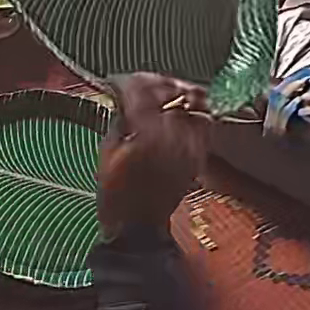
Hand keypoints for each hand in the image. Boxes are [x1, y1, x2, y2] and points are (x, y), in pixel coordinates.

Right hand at [97, 74, 209, 239]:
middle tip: (141, 84)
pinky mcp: (199, 154)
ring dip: (177, 95)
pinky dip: (190, 114)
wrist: (139, 227)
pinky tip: (174, 116)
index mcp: (149, 131)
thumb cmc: (116, 194)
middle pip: (174, 90)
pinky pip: (201, 123)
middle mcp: (177, 133)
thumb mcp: (108, 152)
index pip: (144, 89)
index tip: (118, 82)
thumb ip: (120, 120)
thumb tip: (125, 99)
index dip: (129, 81)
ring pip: (193, 103)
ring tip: (159, 96)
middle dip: (156, 84)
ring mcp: (193, 143)